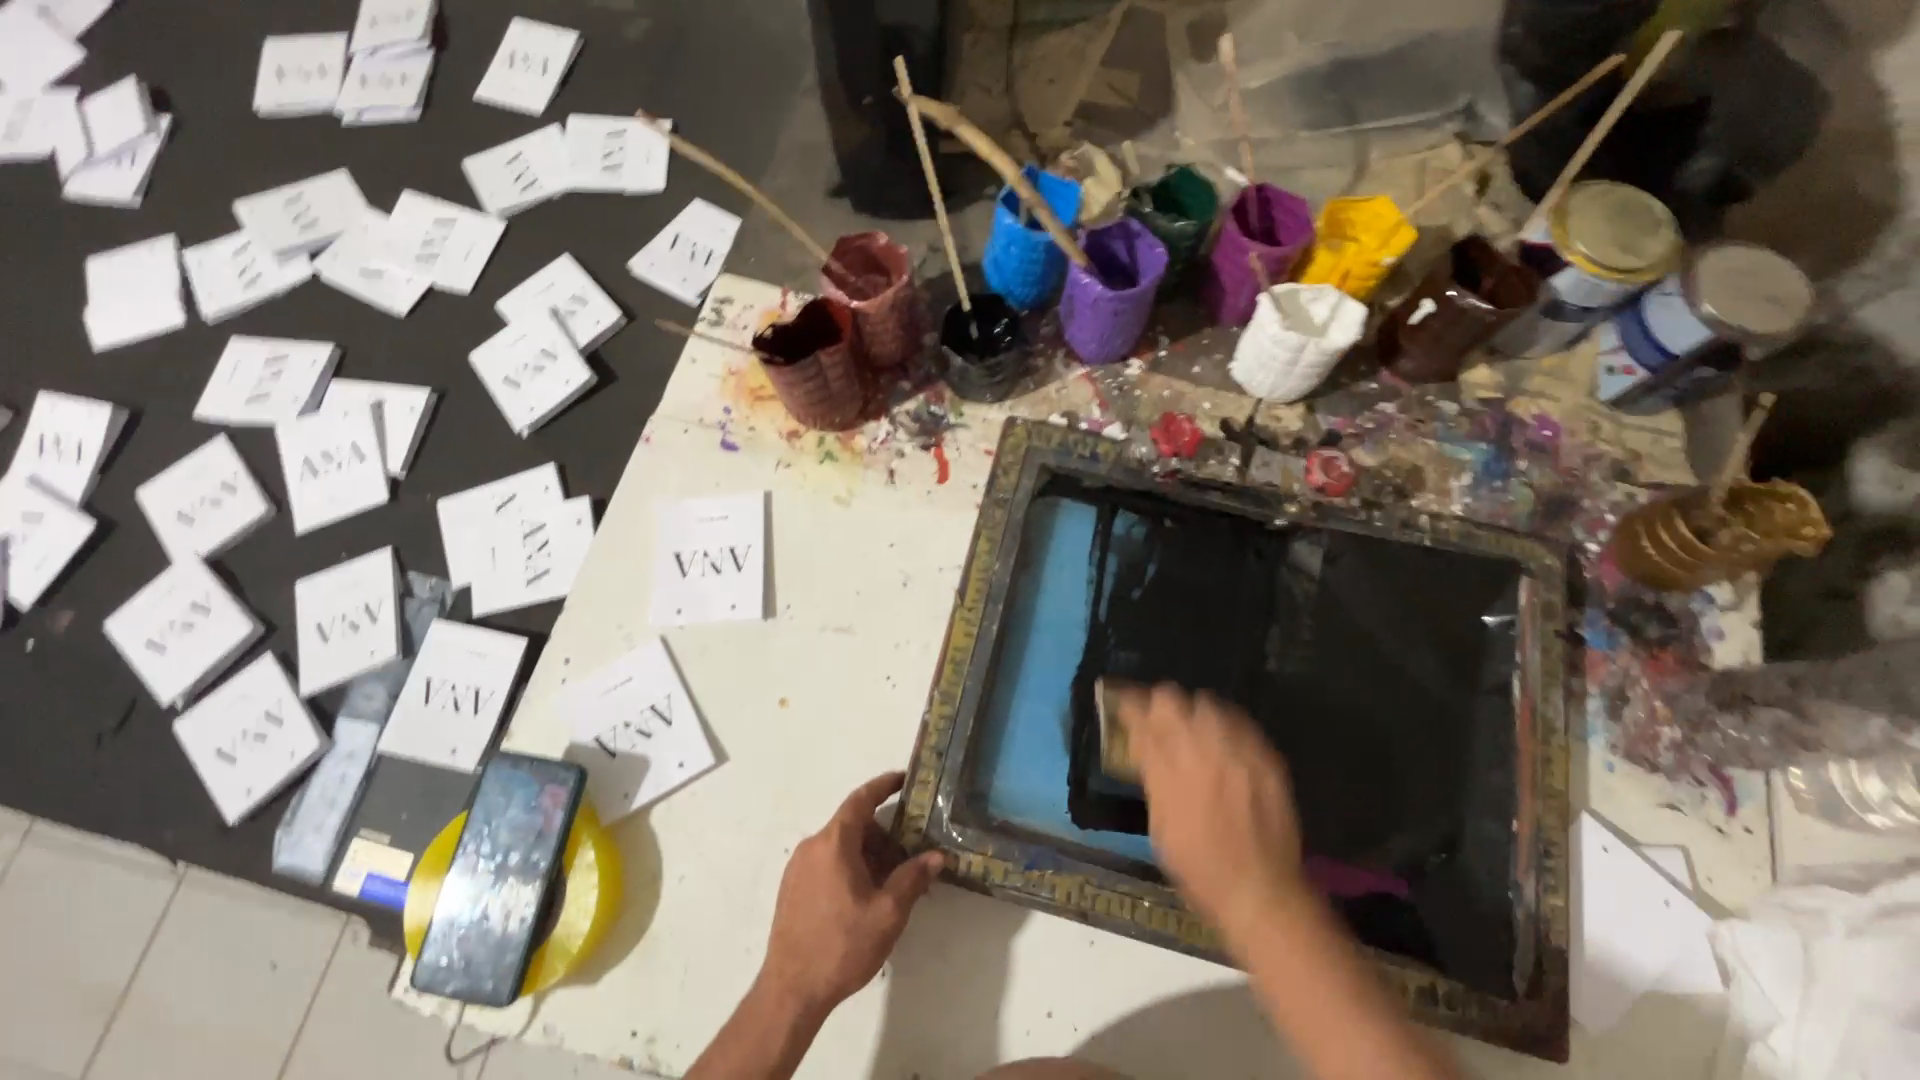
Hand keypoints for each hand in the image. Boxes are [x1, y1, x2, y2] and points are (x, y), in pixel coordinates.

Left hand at [759, 772, 943, 1015]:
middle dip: (884, 835)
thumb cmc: (842, 946)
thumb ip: (913, 878)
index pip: (861, 800)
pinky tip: (867, 897)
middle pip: (853, 825)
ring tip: (893, 883)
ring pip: (840, 847)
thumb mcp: (888, 913)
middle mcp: (812, 847)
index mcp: (833, 843)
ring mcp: (798, 868)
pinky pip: (827, 863)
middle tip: (911, 855)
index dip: (883, 786)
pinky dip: (850, 867)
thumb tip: (936, 856)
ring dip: (868, 855)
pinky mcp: (792, 889)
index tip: (904, 779)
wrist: (791, 990)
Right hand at [1116, 683, 1306, 937]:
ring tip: (1193, 726)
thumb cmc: (1199, 869)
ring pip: (1206, 703)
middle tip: (1159, 717)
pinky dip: (1226, 724)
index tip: (1124, 706)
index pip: (1140, 721)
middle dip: (1159, 704)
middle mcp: (1199, 754)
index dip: (1128, 707)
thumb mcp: (1160, 827)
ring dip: (1194, 711)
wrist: (1259, 890)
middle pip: (1171, 699)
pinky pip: (1241, 722)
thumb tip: (1146, 754)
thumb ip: (1154, 781)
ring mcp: (1235, 752)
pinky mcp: (1265, 757)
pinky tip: (1224, 738)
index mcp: (1166, 773)